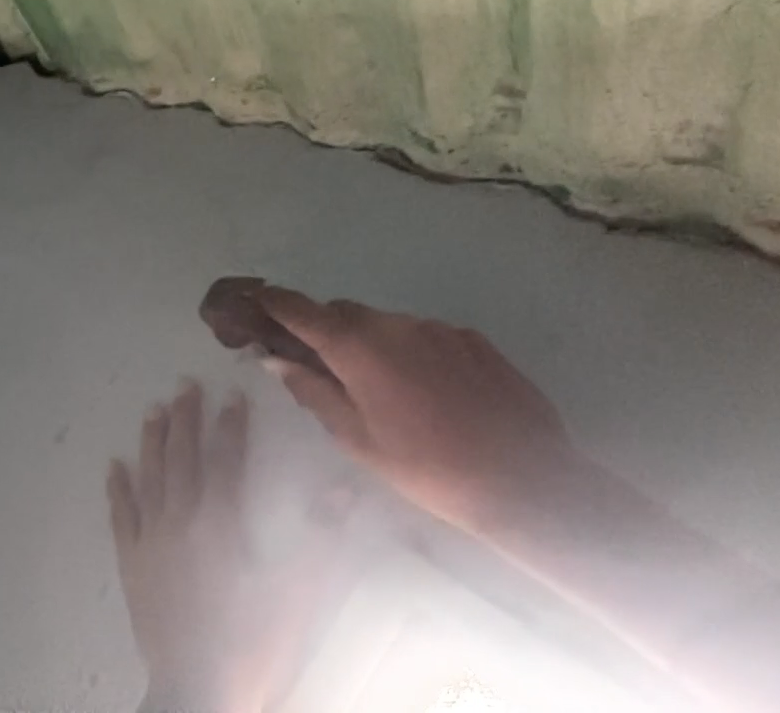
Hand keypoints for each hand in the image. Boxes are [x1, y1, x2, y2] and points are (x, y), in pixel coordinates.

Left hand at [108, 381, 348, 712]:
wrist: (197, 690)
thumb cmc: (252, 644)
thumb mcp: (298, 594)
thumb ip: (323, 540)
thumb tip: (344, 489)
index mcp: (221, 522)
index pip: (226, 460)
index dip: (230, 426)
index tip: (232, 395)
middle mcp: (180, 519)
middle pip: (182, 457)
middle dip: (186, 419)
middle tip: (185, 385)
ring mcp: (149, 539)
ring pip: (149, 476)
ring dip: (152, 441)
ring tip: (153, 411)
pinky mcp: (129, 562)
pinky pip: (120, 514)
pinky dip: (118, 487)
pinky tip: (114, 466)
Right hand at [256, 288, 578, 533]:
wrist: (529, 482)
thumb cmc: (428, 468)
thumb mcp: (357, 439)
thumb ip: (312, 391)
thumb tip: (276, 359)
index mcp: (358, 348)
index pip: (300, 310)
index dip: (271, 301)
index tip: (251, 297)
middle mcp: (394, 324)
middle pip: (342, 313)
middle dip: (323, 331)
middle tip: (321, 367)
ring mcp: (438, 329)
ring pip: (384, 324)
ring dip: (369, 344)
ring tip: (384, 391)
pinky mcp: (473, 340)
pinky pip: (424, 336)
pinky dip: (410, 352)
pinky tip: (428, 392)